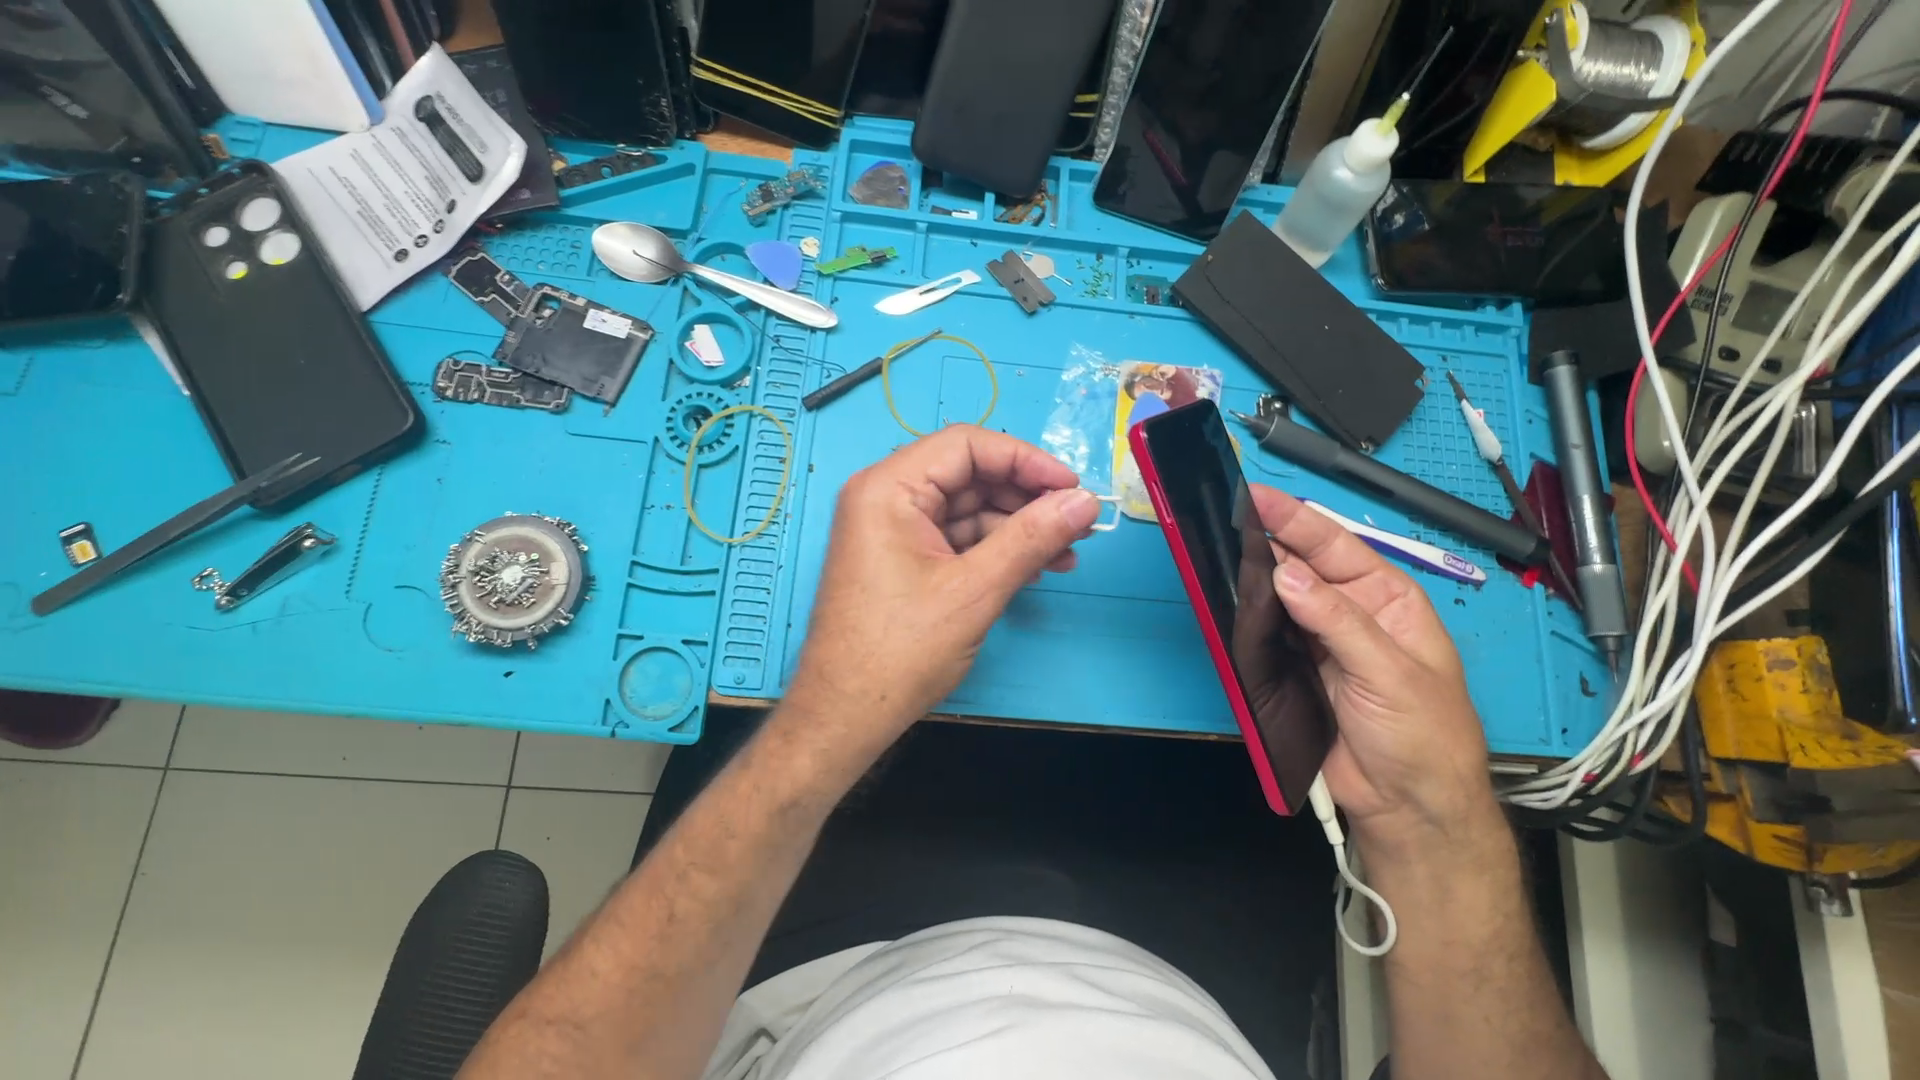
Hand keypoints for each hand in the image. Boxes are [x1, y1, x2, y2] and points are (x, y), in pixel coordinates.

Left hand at [787, 426, 1101, 742]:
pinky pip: (956, 539)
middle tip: (1078, 523)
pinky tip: (1035, 568)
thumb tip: (1086, 502)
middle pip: (969, 475)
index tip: (1073, 488)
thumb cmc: (900, 651)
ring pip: (968, 509)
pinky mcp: (902, 559)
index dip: (1026, 460)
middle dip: (1027, 498)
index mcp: (888, 488)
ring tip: (1067, 554)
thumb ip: (1032, 538)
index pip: (966, 445)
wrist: (846, 716)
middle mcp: (885, 497)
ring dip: (1018, 528)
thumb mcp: (975, 590)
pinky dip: (995, 550)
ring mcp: (892, 530)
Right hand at [1249, 485, 1500, 847]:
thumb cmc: (1424, 735)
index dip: (1298, 520)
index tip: (1257, 498)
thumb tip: (1286, 573)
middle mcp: (1351, 613)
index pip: (1338, 548)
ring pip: (1280, 599)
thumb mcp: (1390, 673)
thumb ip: (1338, 622)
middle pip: (1303, 567)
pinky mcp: (1295, 671)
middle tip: (1223, 519)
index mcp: (1388, 601)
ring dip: (1252, 579)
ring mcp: (1320, 643)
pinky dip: (1246, 618)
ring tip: (1216, 551)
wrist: (1407, 806)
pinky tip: (1225, 600)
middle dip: (1268, 541)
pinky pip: (1267, 636)